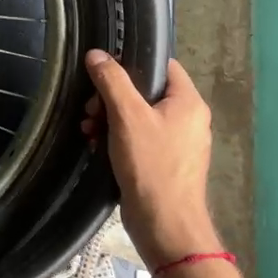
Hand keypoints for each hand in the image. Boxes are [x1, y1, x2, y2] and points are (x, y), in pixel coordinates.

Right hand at [82, 50, 221, 266]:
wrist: (165, 223)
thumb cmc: (151, 164)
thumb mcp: (127, 117)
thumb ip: (112, 81)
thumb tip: (97, 54)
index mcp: (188, 102)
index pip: (163, 66)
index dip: (132, 62)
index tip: (103, 71)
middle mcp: (188, 119)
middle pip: (144, 91)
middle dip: (111, 97)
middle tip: (91, 110)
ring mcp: (177, 142)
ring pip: (137, 115)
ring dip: (108, 118)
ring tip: (89, 130)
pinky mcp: (163, 162)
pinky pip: (137, 137)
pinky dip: (116, 137)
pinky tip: (98, 147)